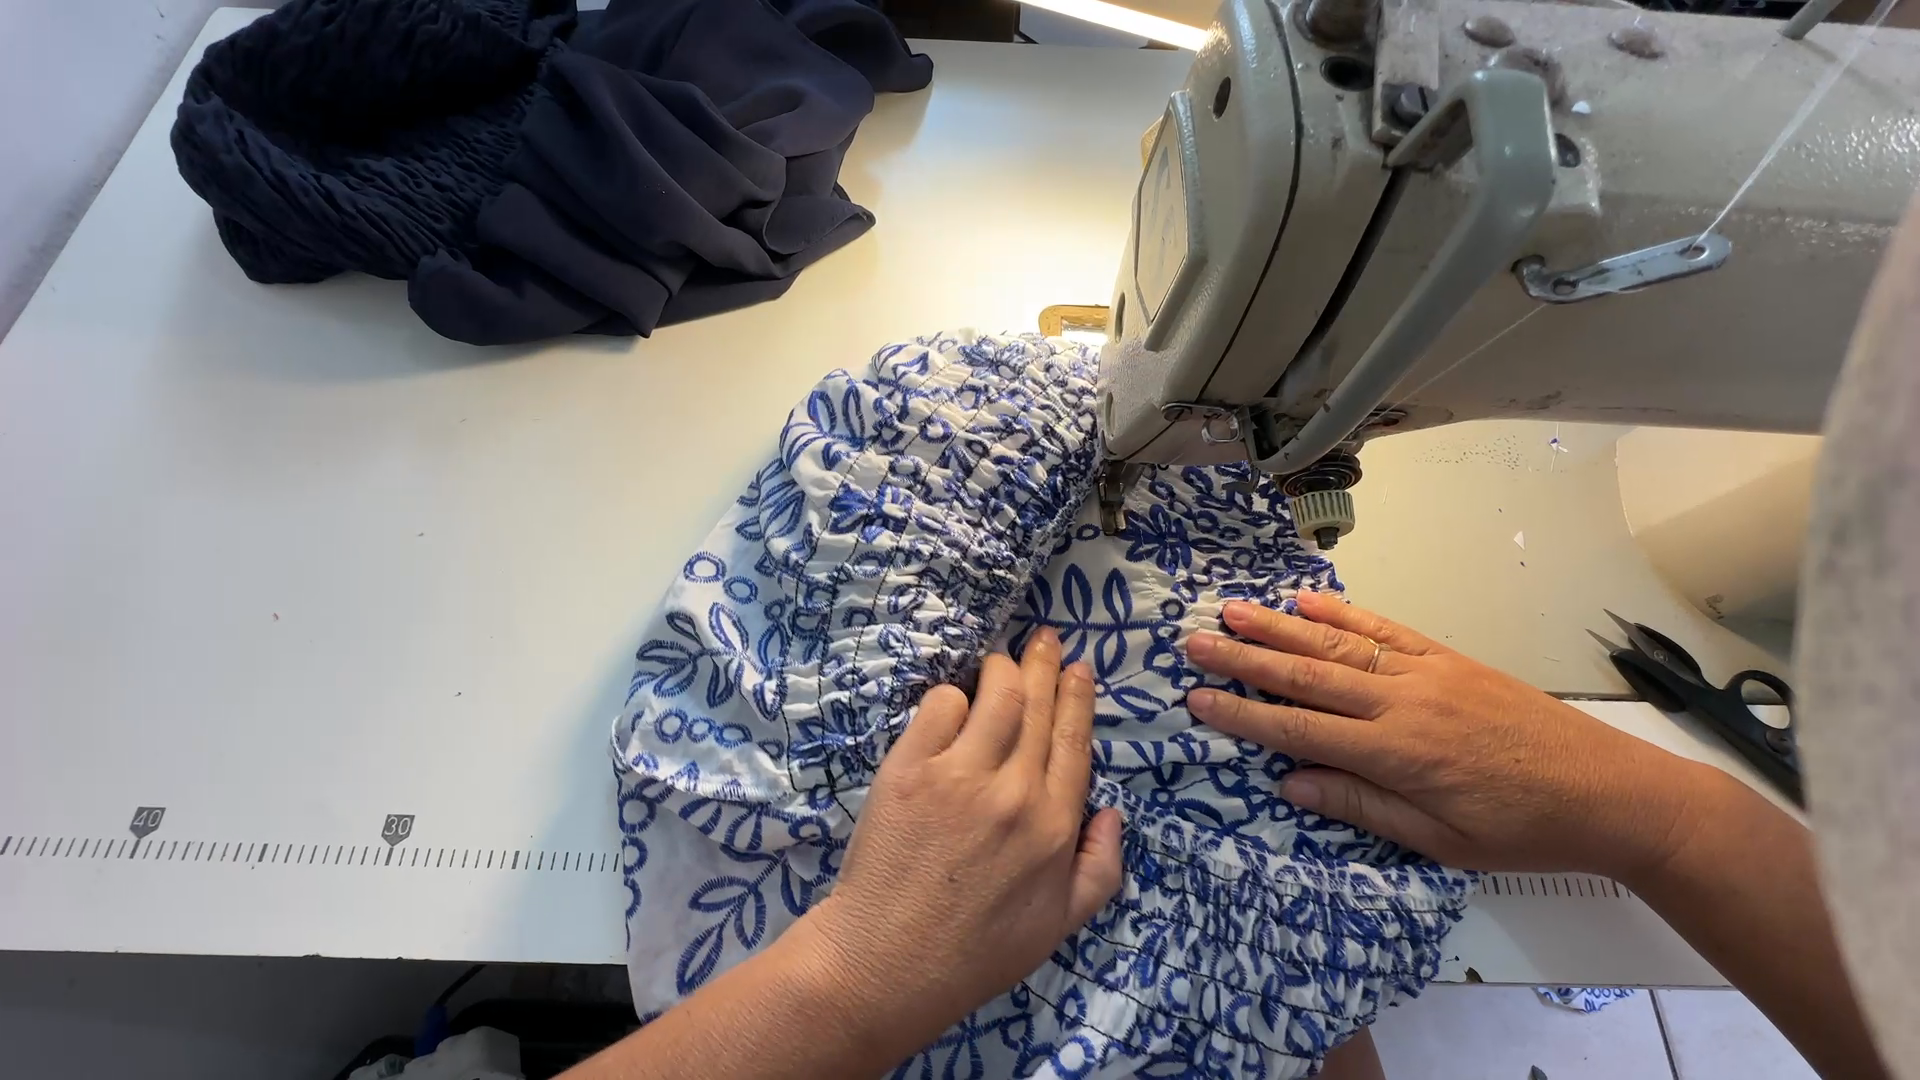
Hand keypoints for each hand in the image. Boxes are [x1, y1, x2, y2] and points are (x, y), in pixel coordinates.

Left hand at [794, 628, 1123, 1050]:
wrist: (888, 961)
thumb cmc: (977, 949)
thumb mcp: (1060, 925)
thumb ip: (1101, 868)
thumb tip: (1112, 810)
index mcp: (1054, 825)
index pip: (1073, 740)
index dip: (1077, 696)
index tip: (1079, 667)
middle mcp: (1014, 790)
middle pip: (1038, 706)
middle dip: (1044, 663)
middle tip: (1045, 637)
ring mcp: (960, 775)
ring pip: (995, 694)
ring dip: (1002, 668)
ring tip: (1001, 659)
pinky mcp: (910, 768)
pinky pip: (940, 706)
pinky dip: (952, 696)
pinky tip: (954, 701)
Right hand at [1183, 593, 1707, 881]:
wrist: (1616, 793)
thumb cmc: (1522, 829)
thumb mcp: (1441, 841)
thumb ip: (1362, 804)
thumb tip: (1288, 782)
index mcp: (1397, 753)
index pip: (1300, 729)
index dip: (1243, 715)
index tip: (1197, 700)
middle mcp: (1401, 702)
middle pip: (1306, 676)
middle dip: (1244, 658)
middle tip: (1194, 641)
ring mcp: (1424, 672)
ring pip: (1335, 645)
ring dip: (1278, 627)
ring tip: (1231, 610)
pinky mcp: (1446, 657)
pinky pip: (1384, 629)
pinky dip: (1340, 614)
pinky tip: (1305, 602)